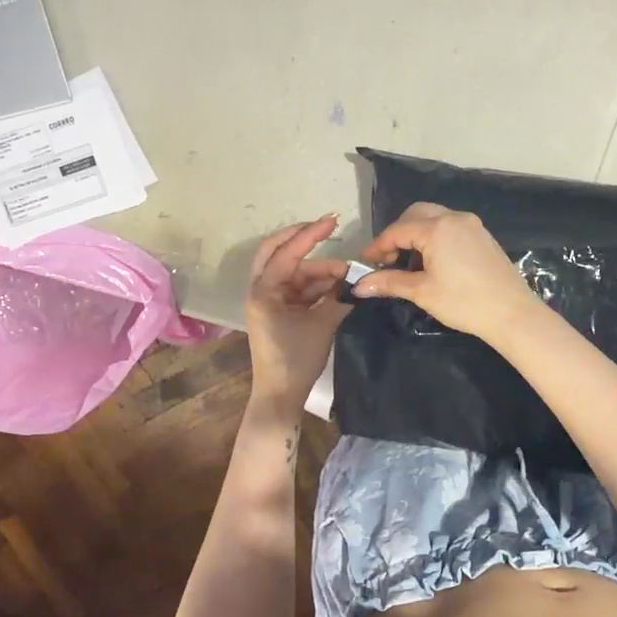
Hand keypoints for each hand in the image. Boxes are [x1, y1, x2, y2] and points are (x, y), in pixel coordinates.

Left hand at [244, 215, 350, 416]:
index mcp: (263, 291)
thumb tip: (355, 280)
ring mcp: (269, 302)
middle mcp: (261, 291)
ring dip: (319, 271)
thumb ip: (338, 297)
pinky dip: (317, 286)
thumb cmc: (296, 360)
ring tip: (347, 275)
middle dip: (304, 240)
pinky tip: (339, 287)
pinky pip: (298, 290)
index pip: (286, 252)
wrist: (281, 395)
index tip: (333, 221)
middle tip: (329, 229)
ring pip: (293, 273)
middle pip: (279, 253)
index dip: (310, 234)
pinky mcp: (279, 314)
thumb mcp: (322, 325)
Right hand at [351, 202, 539, 337]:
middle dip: (397, 234)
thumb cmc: (463, 303)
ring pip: (434, 218)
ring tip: (408, 263)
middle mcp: (454, 218)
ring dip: (416, 234)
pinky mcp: (482, 236)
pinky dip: (434, 237)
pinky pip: (450, 227)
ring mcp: (472, 225)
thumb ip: (390, 283)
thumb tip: (359, 285)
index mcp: (437, 228)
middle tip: (387, 260)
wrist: (511, 313)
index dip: (378, 247)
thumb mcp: (422, 292)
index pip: (397, 230)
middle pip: (416, 215)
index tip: (365, 264)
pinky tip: (432, 262)